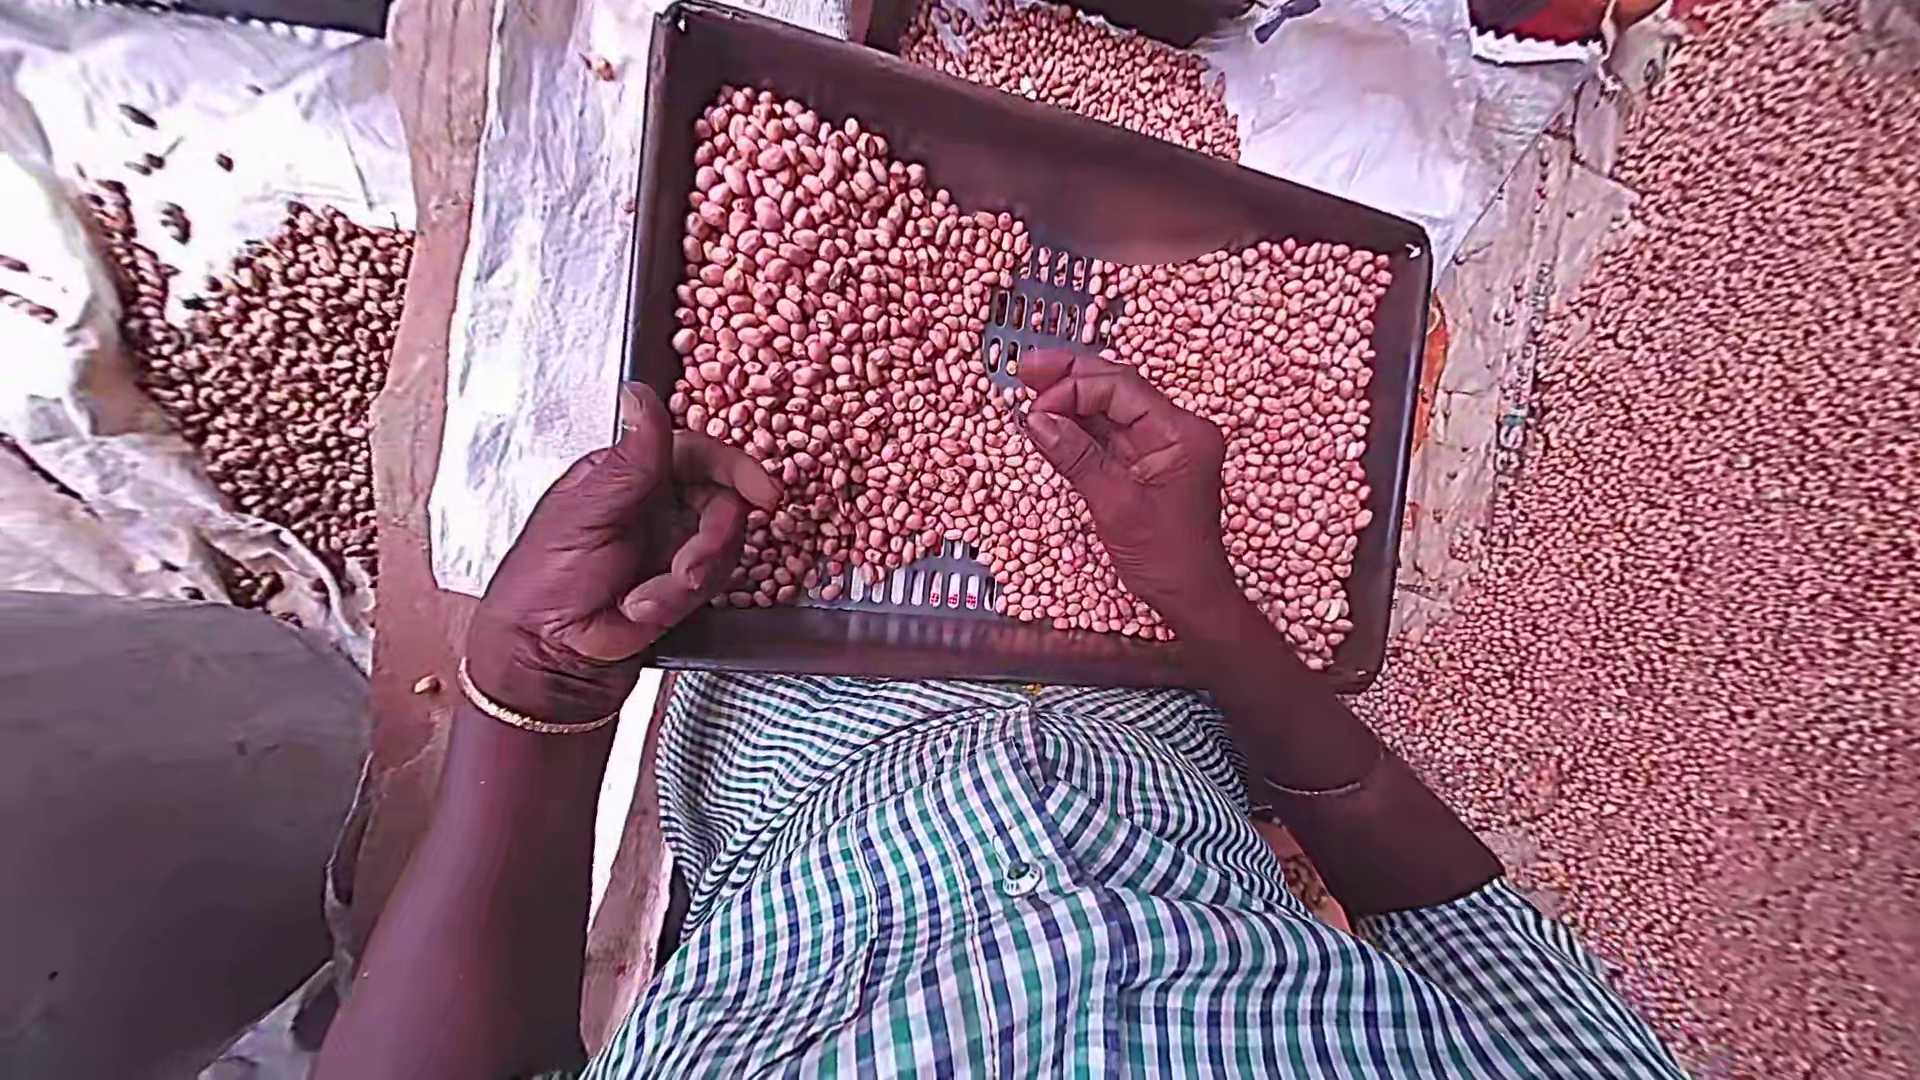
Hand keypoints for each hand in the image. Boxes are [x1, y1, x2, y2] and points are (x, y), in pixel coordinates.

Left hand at [465, 384, 781, 725]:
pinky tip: (644, 609)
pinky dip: (681, 597)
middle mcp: (661, 502)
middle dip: (713, 539)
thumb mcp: (585, 515)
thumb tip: (639, 392)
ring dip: (693, 574)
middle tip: (688, 571)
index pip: (699, 454)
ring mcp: (677, 541)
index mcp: (631, 473)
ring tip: (648, 598)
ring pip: (726, 542)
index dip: (737, 469)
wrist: (547, 657)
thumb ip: (630, 460)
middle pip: (724, 501)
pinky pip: (717, 578)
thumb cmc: (546, 581)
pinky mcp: (688, 578)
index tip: (765, 493)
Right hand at [1017, 349, 1239, 628]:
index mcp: (1182, 433)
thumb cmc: (1165, 557)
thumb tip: (1036, 420)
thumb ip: (1075, 457)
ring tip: (1030, 386)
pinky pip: (1107, 436)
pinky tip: (1049, 420)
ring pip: (1109, 410)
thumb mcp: (1115, 504)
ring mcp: (1159, 446)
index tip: (1035, 406)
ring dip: (1069, 400)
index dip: (1073, 390)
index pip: (1121, 390)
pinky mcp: (1144, 463)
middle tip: (1027, 366)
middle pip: (1116, 389)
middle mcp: (1174, 431)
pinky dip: (1077, 428)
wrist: (1189, 595)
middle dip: (1070, 377)